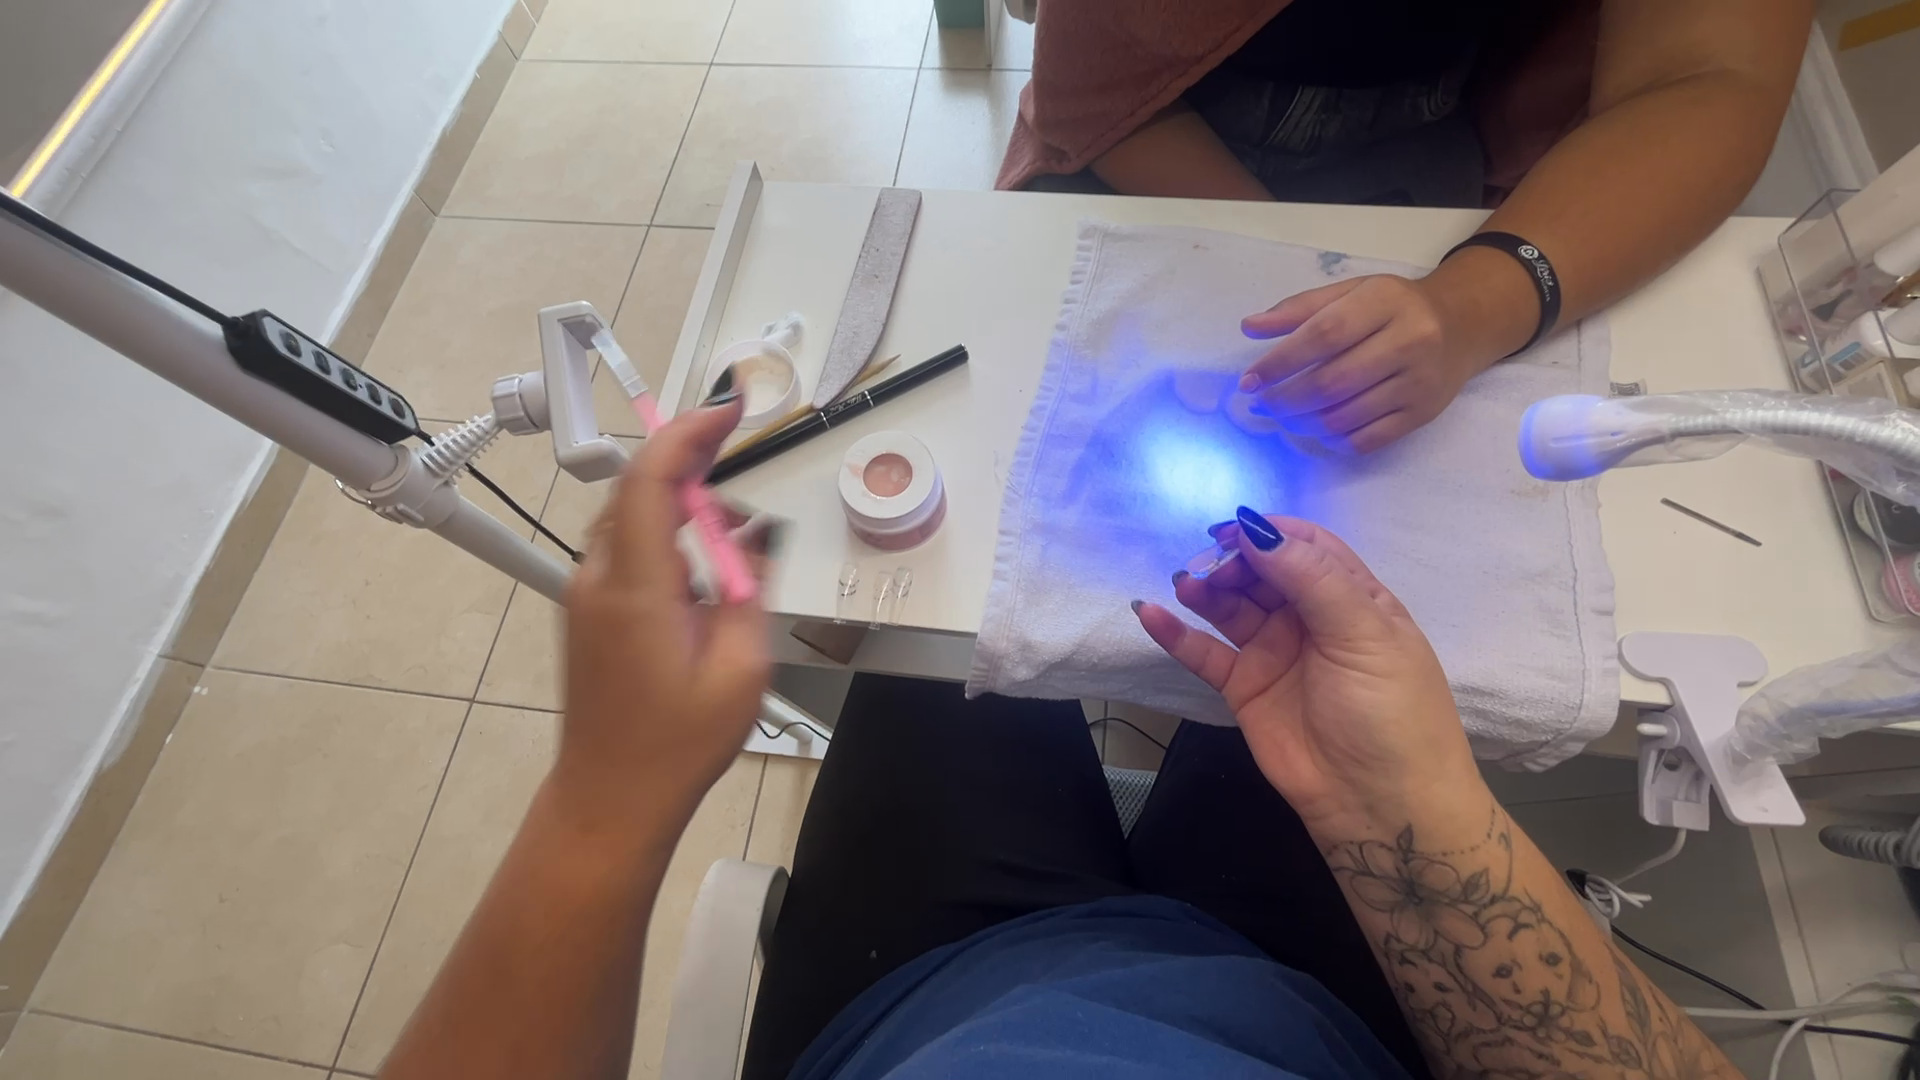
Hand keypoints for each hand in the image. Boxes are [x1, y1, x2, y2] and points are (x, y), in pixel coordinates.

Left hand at [557, 400, 770, 824]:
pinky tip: (706, 563)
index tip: (728, 410)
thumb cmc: (679, 742)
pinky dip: (668, 533)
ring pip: (632, 516)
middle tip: (741, 454)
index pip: (651, 481)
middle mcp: (598, 579)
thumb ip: (751, 588)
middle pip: (638, 488)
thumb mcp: (742, 666)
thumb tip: (757, 536)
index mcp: (637, 590)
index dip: (689, 434)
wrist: (611, 796)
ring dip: (683, 502)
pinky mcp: (589, 608)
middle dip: (691, 460)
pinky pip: (627, 546)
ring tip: (737, 529)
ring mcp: (586, 593)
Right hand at [1134, 514, 1481, 830]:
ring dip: (1205, 589)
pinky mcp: (1242, 686)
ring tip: (1185, 583)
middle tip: (1210, 565)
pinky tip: (1151, 614)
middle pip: (1262, 572)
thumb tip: (1257, 530)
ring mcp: (1273, 652)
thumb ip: (1312, 579)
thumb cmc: (1390, 714)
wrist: (1378, 804)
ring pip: (1230, 606)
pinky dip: (1175, 632)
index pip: (1308, 548)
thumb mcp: (1364, 636)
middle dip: (1234, 561)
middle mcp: (1310, 619)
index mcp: (1353, 599)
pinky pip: (1203, 651)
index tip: (1234, 531)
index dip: (1270, 534)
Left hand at [1239, 274, 1479, 452]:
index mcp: (1385, 303)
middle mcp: (1410, 341)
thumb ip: (1297, 309)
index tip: (1248, 382)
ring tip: (1284, 416)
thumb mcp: (1348, 293)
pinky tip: (1317, 428)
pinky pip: (1366, 440)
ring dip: (1301, 424)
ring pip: (1344, 417)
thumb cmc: (1391, 308)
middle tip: (1260, 404)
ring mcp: (1419, 382)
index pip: (1322, 336)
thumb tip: (1248, 327)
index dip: (1278, 363)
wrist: (1463, 325)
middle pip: (1330, 383)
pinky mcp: (1422, 413)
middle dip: (1284, 401)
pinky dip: (1332, 440)